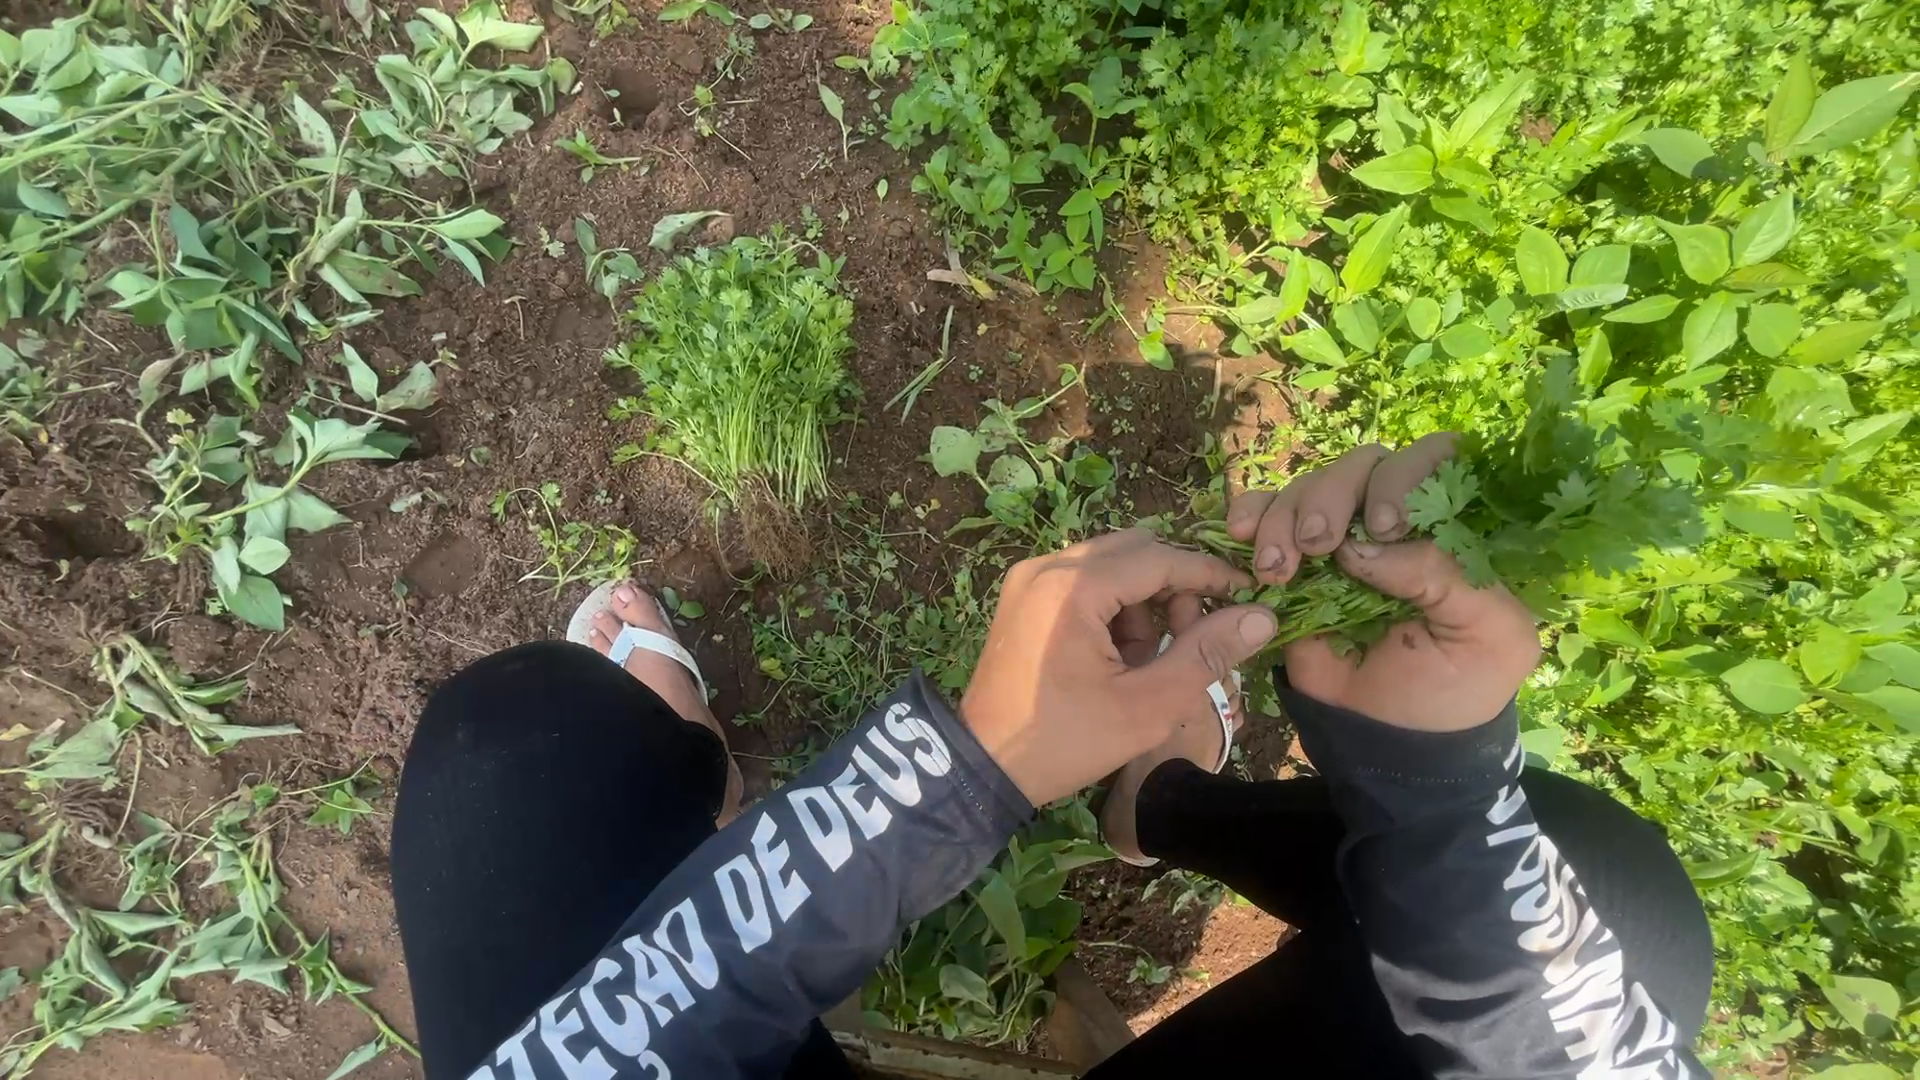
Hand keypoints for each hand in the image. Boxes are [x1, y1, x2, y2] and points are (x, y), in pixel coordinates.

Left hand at [960, 529, 1276, 804]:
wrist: (983, 765)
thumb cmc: (1066, 741)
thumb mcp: (1146, 705)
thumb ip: (1205, 654)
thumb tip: (1262, 616)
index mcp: (1072, 586)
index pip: (1158, 558)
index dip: (1208, 573)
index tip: (1246, 593)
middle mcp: (1046, 566)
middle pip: (1133, 550)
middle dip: (1172, 586)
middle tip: (1191, 636)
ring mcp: (1028, 578)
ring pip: (1109, 564)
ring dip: (1142, 600)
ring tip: (1148, 659)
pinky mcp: (1022, 595)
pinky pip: (1082, 580)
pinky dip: (1111, 607)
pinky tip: (1116, 656)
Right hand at [1228, 438, 1539, 732]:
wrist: (1379, 736)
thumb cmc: (1448, 689)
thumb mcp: (1487, 637)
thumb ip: (1447, 577)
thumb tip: (1360, 543)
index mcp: (1452, 528)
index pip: (1437, 459)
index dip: (1405, 476)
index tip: (1384, 526)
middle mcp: (1391, 520)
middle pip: (1361, 465)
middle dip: (1331, 498)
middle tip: (1318, 548)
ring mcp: (1336, 536)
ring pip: (1306, 486)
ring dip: (1284, 519)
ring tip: (1276, 571)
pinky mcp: (1288, 557)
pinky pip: (1262, 513)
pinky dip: (1249, 515)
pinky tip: (1241, 537)